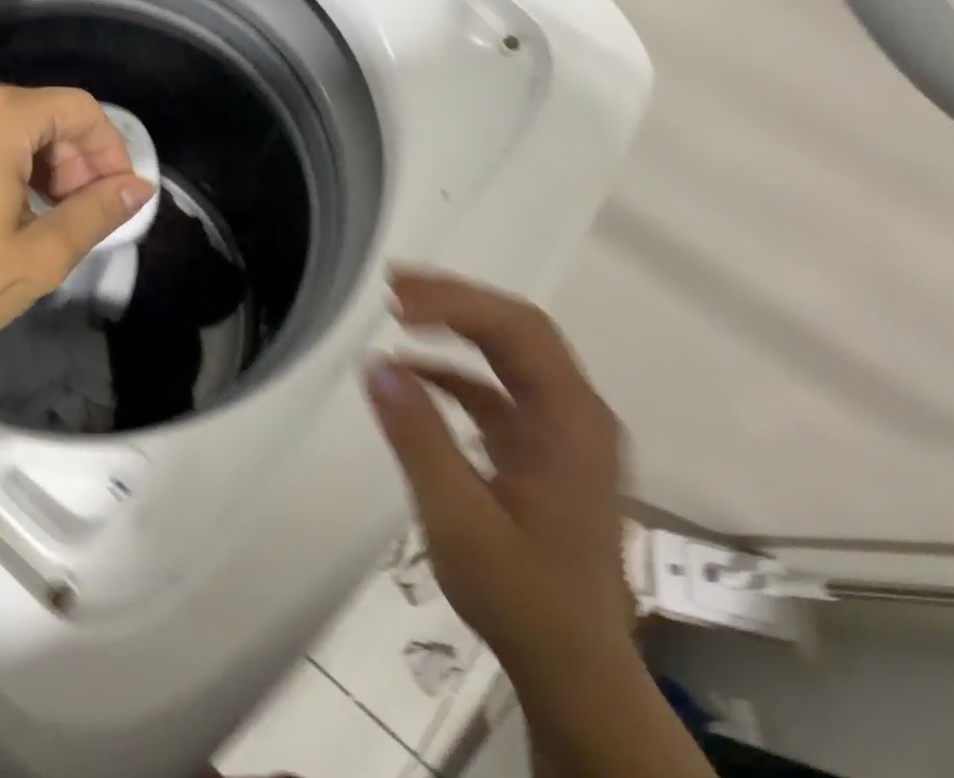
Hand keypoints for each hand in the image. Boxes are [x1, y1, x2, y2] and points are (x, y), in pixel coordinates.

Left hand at [0, 76, 153, 372]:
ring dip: (33, 166)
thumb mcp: (38, 257)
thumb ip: (96, 214)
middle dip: (71, 161)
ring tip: (35, 224)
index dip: (111, 151)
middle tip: (77, 217)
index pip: (79, 110)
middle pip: (38, 114)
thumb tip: (136, 189)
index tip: (118, 197)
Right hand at [364, 268, 632, 667]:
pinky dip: (459, 378)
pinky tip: (416, 380)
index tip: (394, 301)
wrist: (573, 665)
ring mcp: (565, 434)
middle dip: (456, 303)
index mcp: (569, 421)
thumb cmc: (519, 594)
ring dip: (458, 333)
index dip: (455, 303)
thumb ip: (417, 438)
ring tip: (399, 315)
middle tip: (393, 288)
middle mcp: (577, 414)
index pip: (516, 330)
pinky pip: (502, 396)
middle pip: (519, 332)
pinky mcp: (546, 455)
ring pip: (512, 359)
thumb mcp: (457, 518)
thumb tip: (375, 366)